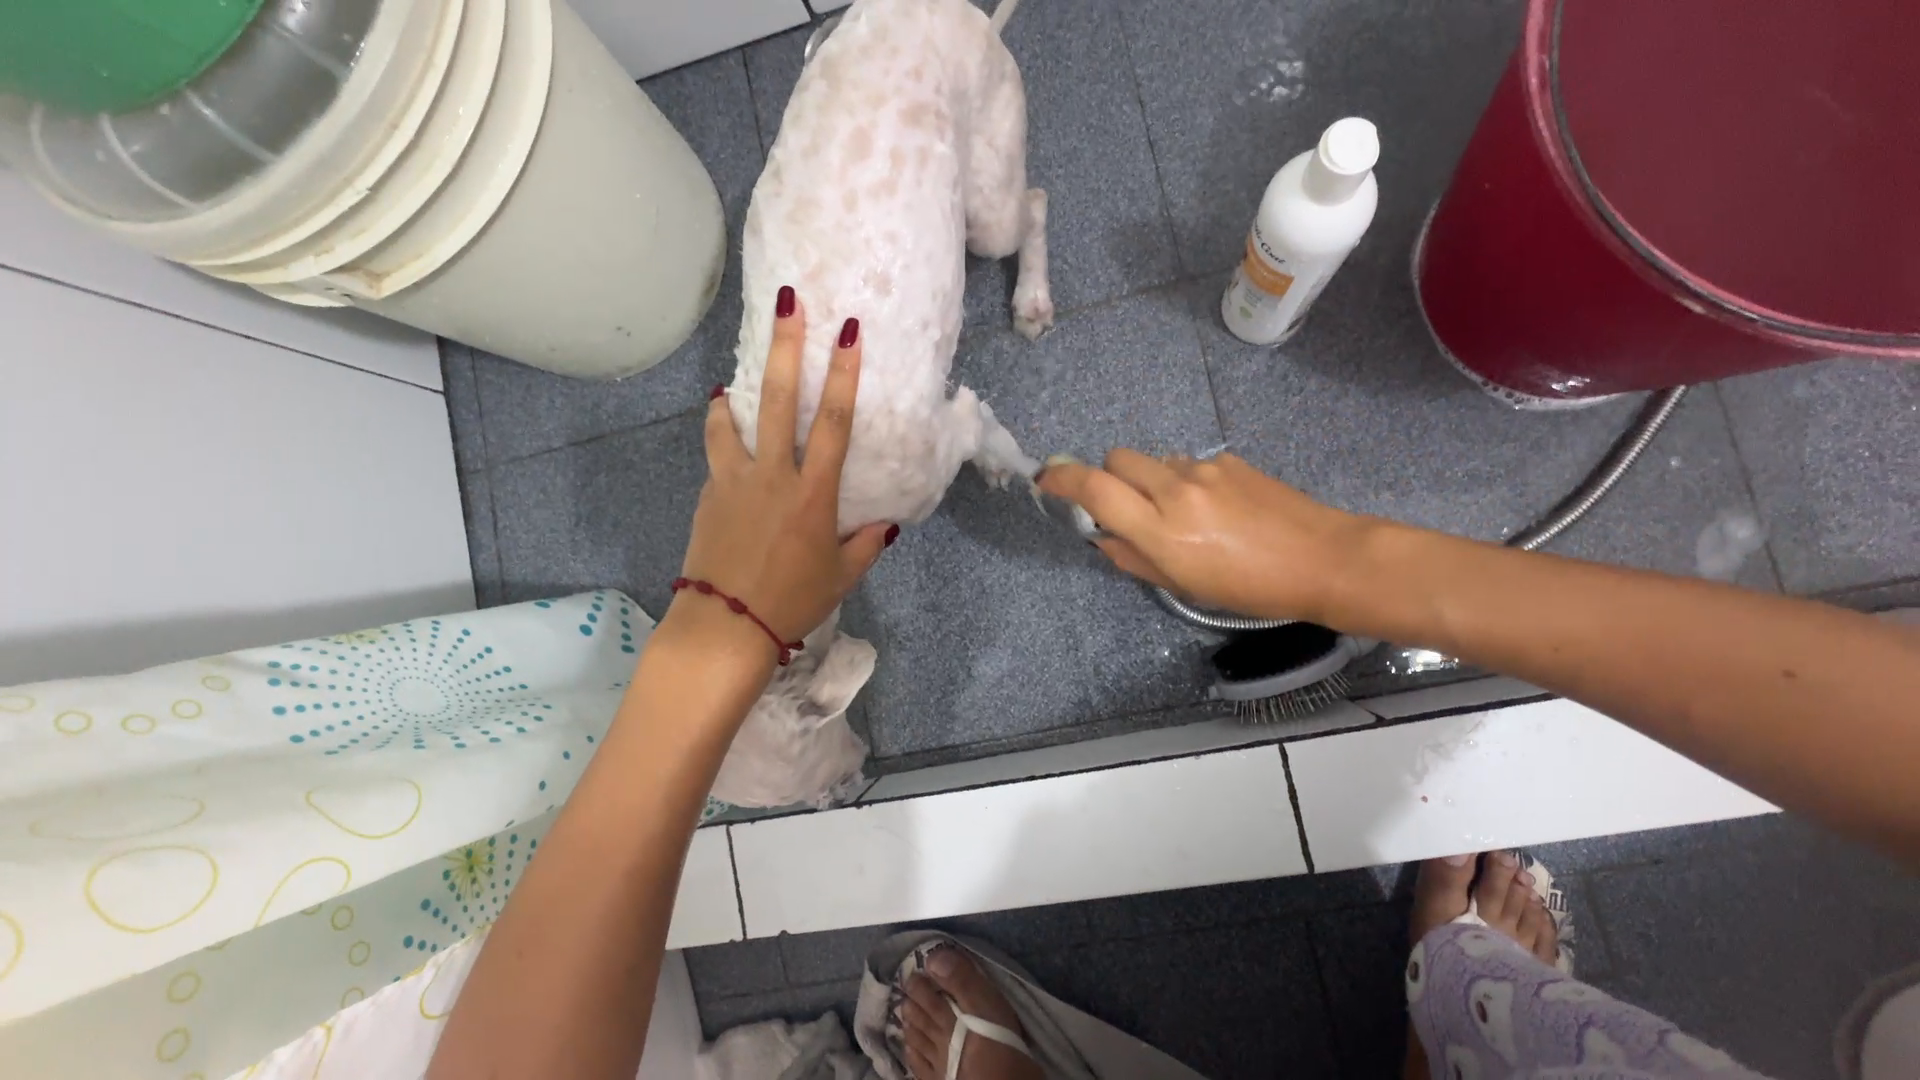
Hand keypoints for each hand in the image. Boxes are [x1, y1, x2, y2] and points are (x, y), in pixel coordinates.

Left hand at [675, 290, 892, 659]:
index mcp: (814, 493)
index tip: (849, 332)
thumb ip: (866, 545)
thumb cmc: (792, 601)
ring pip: (733, 418)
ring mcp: (734, 479)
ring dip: (739, 387)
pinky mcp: (708, 492)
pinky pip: (717, 450)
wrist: (726, 625)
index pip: (836, 423)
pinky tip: (723, 425)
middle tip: (790, 303)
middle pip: (781, 399)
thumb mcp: (841, 577)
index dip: (846, 374)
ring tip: (735, 374)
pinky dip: (721, 430)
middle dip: (787, 346)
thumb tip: (884, 524)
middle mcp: (773, 475)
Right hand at [1037, 450, 1374, 622]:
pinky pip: (1188, 464)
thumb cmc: (1250, 588)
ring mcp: (1204, 469)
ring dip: (1150, 481)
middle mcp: (1176, 489)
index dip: (1062, 479)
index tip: (1046, 480)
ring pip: (1154, 461)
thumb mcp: (1184, 585)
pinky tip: (1215, 509)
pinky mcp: (1230, 461)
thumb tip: (1105, 538)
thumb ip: (1134, 559)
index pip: (1095, 488)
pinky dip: (1184, 482)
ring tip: (1180, 515)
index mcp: (1161, 528)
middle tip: (1126, 507)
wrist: (1322, 558)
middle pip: (1117, 459)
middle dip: (1110, 477)